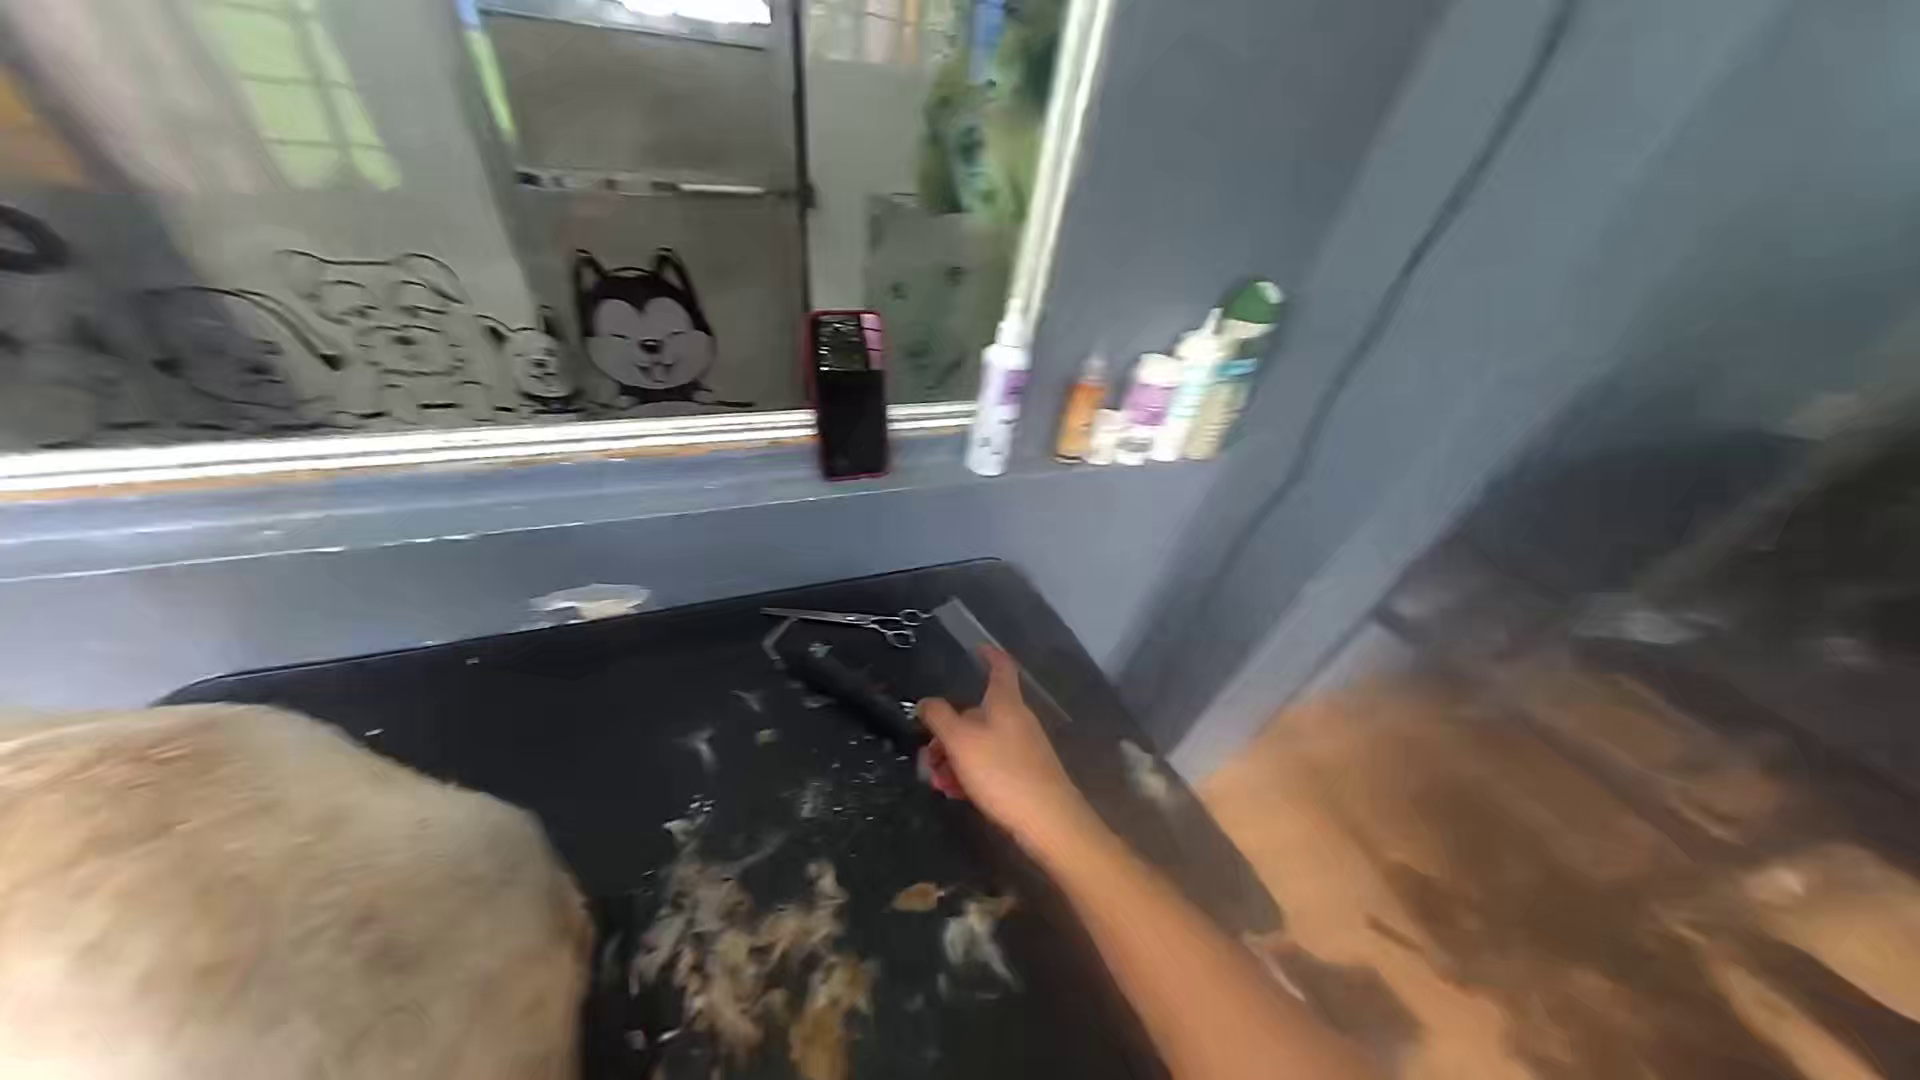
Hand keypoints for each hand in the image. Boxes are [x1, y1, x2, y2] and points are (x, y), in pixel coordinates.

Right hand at [918, 646, 1097, 850]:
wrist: (1048, 821)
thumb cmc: (1002, 772)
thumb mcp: (960, 742)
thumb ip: (939, 717)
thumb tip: (927, 702)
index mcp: (1005, 702)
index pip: (1001, 667)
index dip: (989, 655)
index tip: (977, 648)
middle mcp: (1016, 719)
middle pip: (977, 713)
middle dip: (948, 730)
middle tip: (928, 754)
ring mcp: (1022, 747)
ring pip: (980, 742)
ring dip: (954, 757)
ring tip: (939, 781)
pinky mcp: (1024, 774)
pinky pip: (990, 764)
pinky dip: (970, 772)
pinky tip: (957, 793)